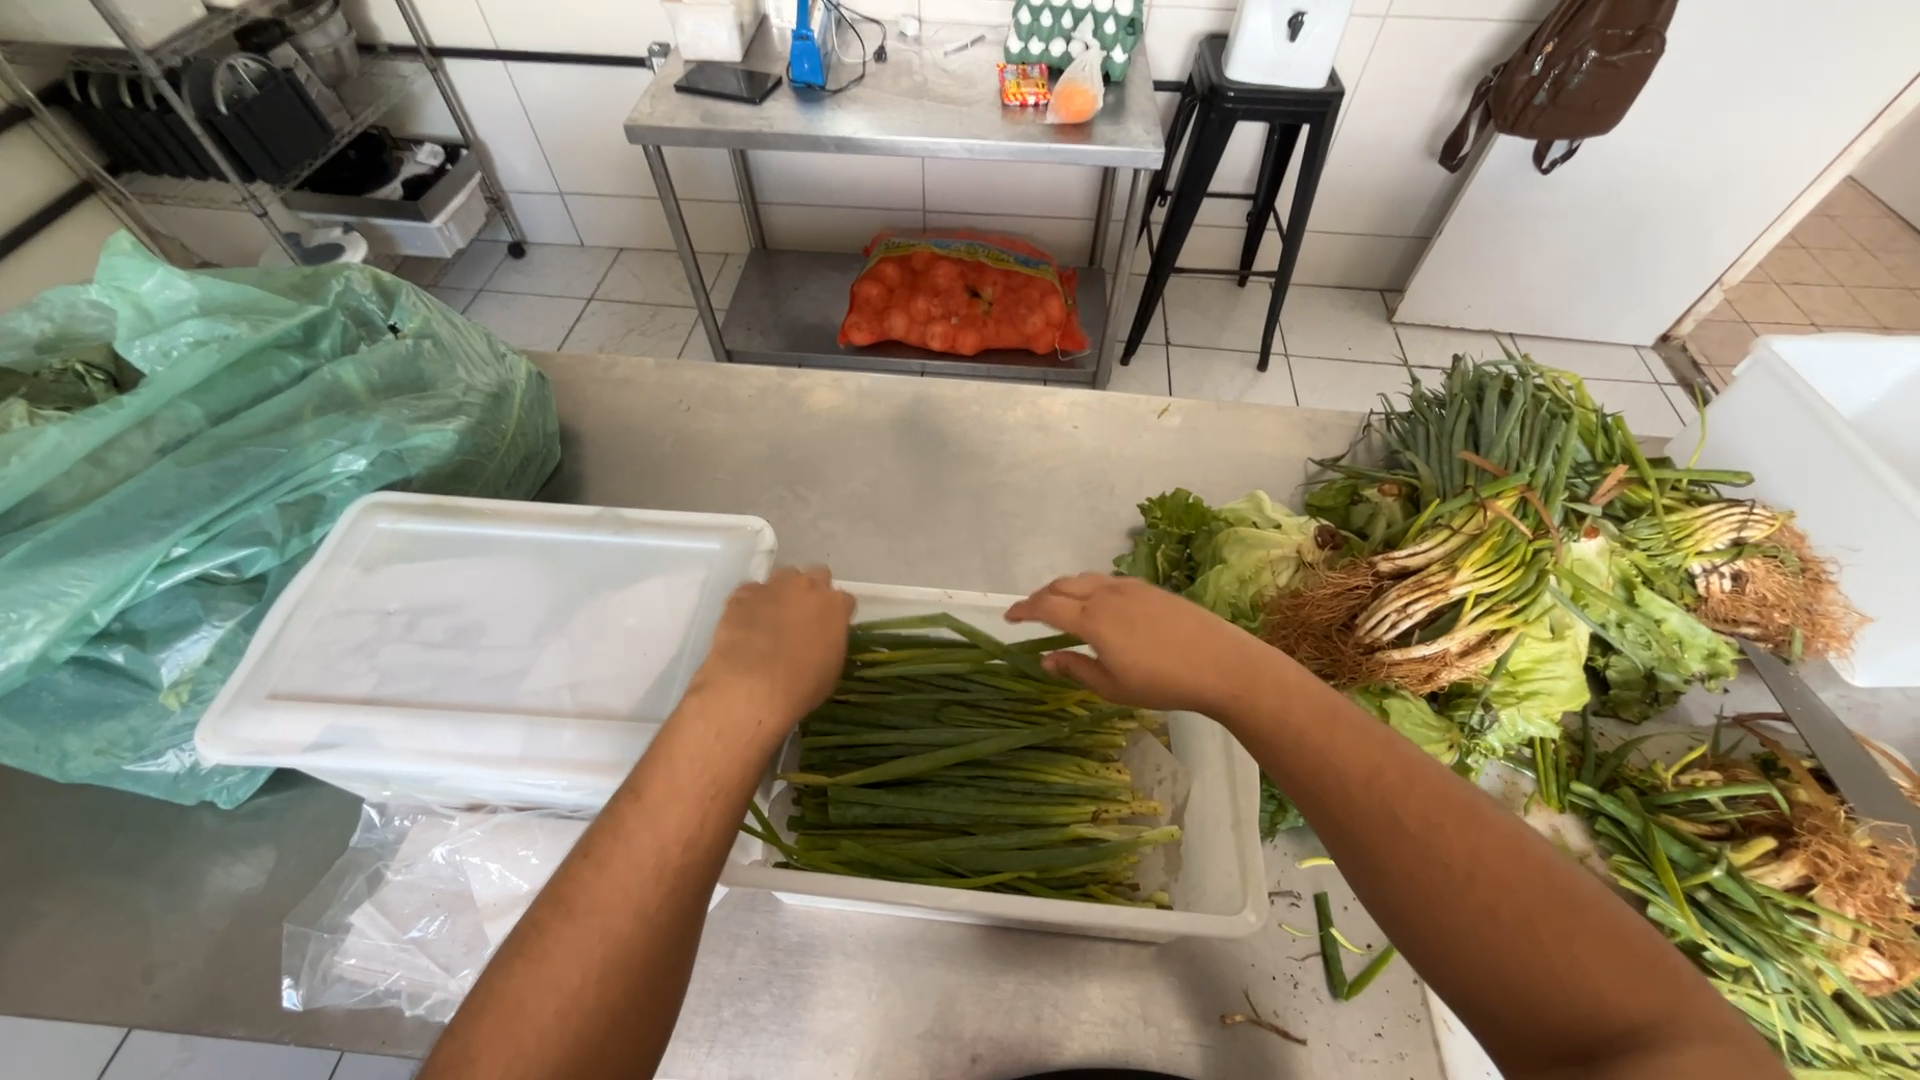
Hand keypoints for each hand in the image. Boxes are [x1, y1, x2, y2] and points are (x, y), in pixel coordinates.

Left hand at [686, 566, 853, 734]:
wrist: (753, 685)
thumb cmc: (801, 685)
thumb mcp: (831, 667)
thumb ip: (831, 641)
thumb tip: (823, 639)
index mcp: (835, 605)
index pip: (845, 600)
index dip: (837, 613)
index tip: (830, 627)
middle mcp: (807, 587)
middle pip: (816, 575)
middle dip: (812, 591)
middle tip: (803, 615)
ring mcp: (773, 587)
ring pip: (784, 576)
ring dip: (783, 591)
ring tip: (773, 615)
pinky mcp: (743, 594)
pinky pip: (751, 591)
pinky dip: (752, 602)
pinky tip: (747, 622)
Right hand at [1005, 573, 1273, 716]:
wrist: (1222, 663)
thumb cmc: (1164, 683)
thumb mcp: (1113, 687)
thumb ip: (1075, 670)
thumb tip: (1045, 659)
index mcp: (1091, 619)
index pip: (1045, 607)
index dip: (1023, 610)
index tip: (1008, 618)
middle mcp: (1106, 595)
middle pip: (1061, 585)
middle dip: (1040, 597)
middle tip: (1030, 613)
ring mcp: (1129, 587)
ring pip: (1084, 579)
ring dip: (1064, 589)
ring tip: (1059, 607)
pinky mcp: (1150, 588)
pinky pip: (1106, 580)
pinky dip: (1088, 587)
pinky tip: (1096, 605)